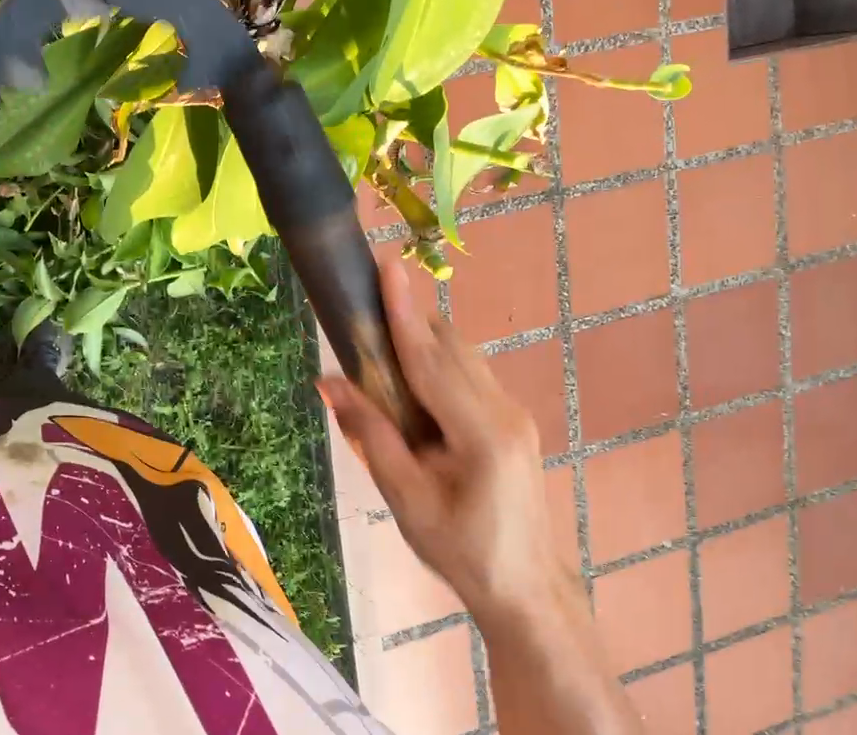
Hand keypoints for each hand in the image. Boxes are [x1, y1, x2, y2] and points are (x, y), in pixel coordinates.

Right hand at [317, 258, 578, 629]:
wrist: (526, 589)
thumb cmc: (461, 549)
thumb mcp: (406, 498)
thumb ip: (370, 434)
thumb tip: (329, 381)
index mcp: (481, 433)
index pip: (431, 358)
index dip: (403, 311)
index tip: (388, 266)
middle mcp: (504, 410)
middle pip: (448, 345)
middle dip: (407, 317)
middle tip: (362, 300)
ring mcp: (513, 413)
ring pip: (460, 354)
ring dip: (420, 338)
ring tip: (376, 336)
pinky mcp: (511, 420)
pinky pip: (467, 373)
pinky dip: (433, 360)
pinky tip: (407, 377)